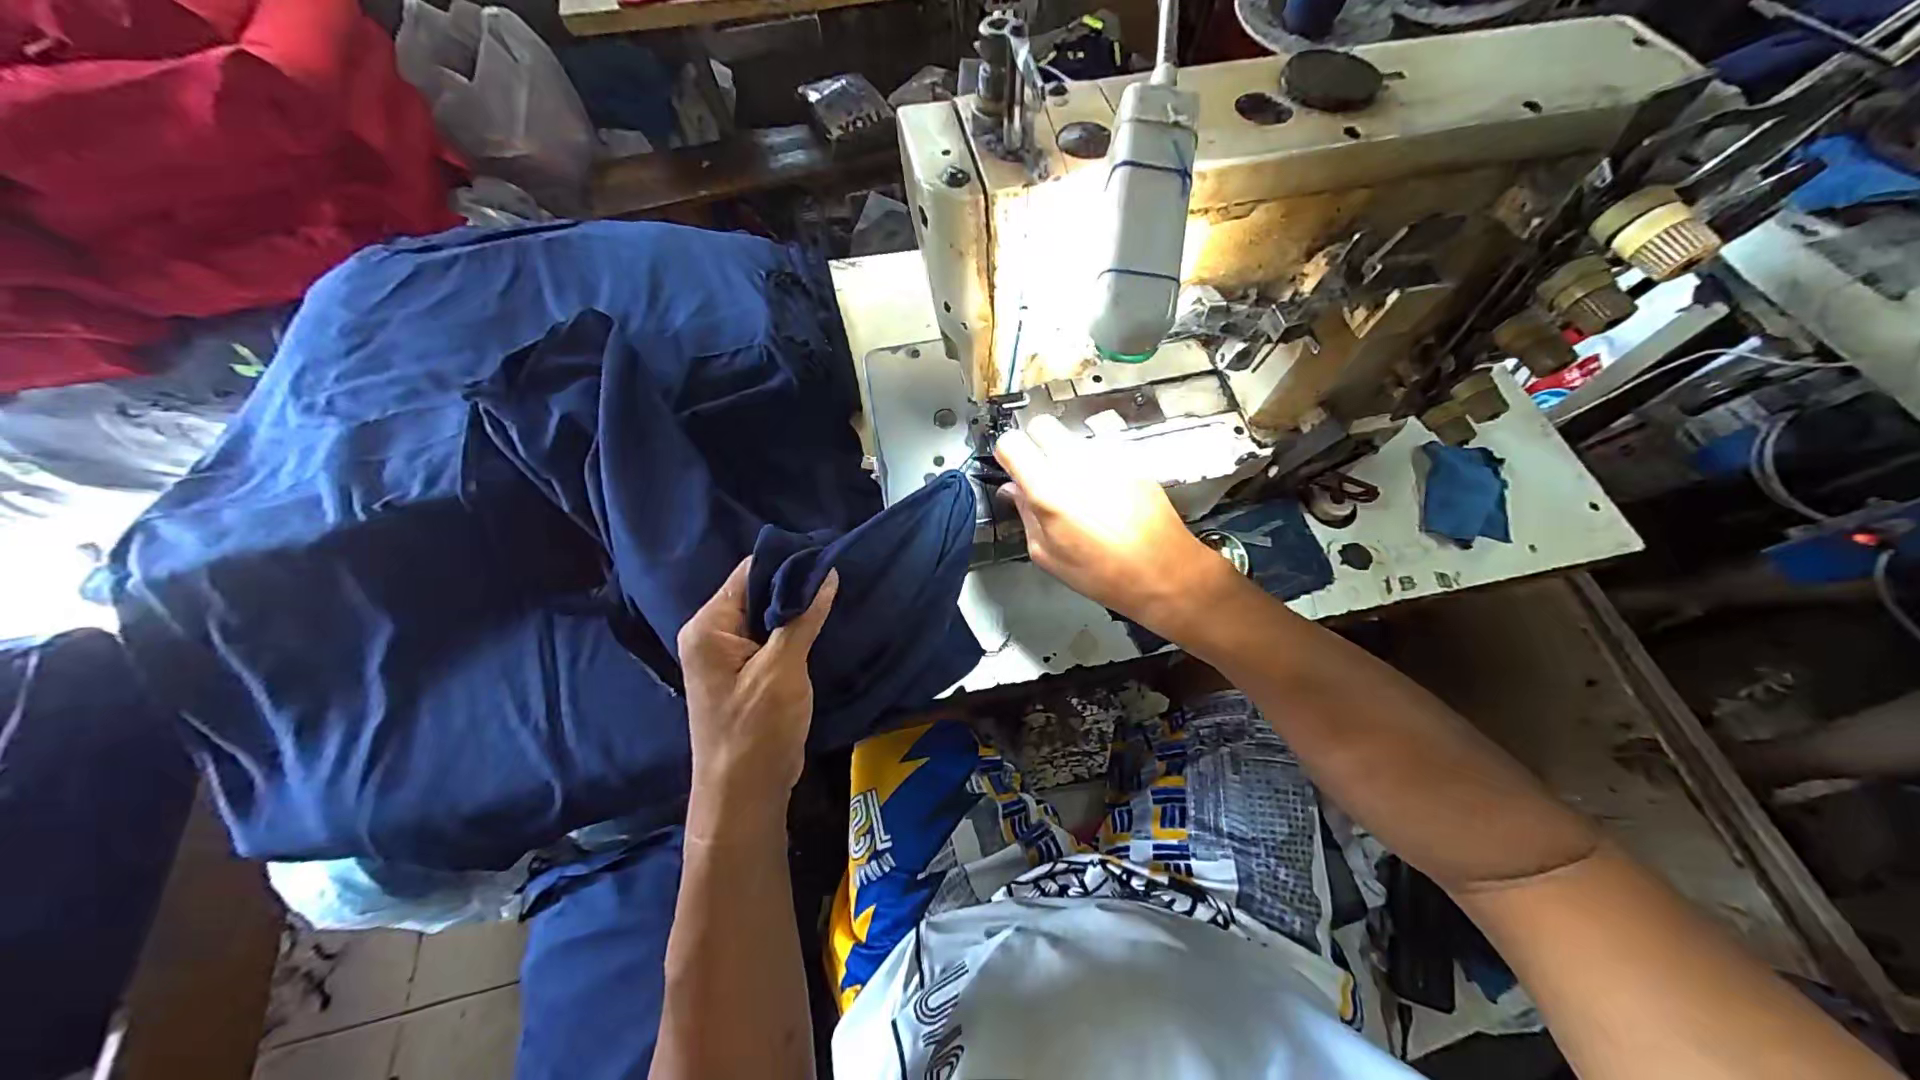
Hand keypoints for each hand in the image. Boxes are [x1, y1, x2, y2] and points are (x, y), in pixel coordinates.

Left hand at [677, 559, 838, 812]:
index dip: (789, 564)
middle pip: (757, 592)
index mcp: (708, 627)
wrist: (745, 795)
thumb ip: (803, 618)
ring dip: (798, 610)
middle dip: (796, 586)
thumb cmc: (758, 731)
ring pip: (766, 615)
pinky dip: (794, 631)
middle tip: (840, 578)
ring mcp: (727, 655)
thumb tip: (828, 573)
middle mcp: (711, 635)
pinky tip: (822, 625)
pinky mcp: (745, 673)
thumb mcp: (783, 670)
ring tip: (837, 597)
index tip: (829, 558)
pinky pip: (770, 637)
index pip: (749, 573)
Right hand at [993, 413, 1235, 630]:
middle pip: (1042, 425)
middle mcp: (1077, 466)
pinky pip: (1101, 450)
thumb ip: (1025, 515)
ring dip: (1067, 456)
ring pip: (1073, 437)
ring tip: (1076, 491)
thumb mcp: (1048, 555)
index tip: (1011, 466)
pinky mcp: (1131, 460)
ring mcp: (1107, 458)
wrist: (1163, 571)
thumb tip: (1015, 493)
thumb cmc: (1110, 573)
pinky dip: (1095, 465)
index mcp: (1050, 491)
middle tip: (1039, 472)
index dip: (1007, 454)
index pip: (1011, 442)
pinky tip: (1102, 495)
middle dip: (1035, 444)